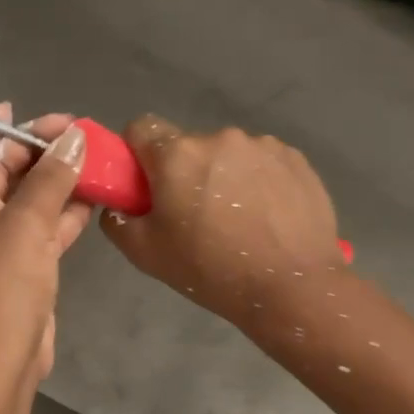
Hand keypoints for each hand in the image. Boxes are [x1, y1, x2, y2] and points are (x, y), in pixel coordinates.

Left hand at [0, 105, 92, 383]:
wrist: (2, 355)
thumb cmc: (3, 283)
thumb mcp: (27, 223)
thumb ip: (50, 178)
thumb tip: (74, 137)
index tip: (15, 109)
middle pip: (2, 169)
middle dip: (34, 149)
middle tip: (75, 133)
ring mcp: (4, 242)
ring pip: (30, 197)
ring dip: (57, 178)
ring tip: (93, 157)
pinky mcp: (28, 264)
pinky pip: (47, 225)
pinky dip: (67, 211)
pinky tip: (96, 196)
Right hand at [99, 115, 339, 333]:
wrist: (292, 286)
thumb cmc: (210, 269)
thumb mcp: (145, 254)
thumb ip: (118, 222)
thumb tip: (119, 207)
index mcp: (176, 154)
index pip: (140, 127)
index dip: (137, 153)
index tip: (146, 184)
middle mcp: (218, 138)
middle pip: (187, 145)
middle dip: (184, 171)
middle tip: (193, 214)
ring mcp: (262, 145)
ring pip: (226, 154)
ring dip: (223, 176)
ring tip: (236, 219)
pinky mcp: (296, 159)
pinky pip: (262, 162)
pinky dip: (257, 181)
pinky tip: (266, 216)